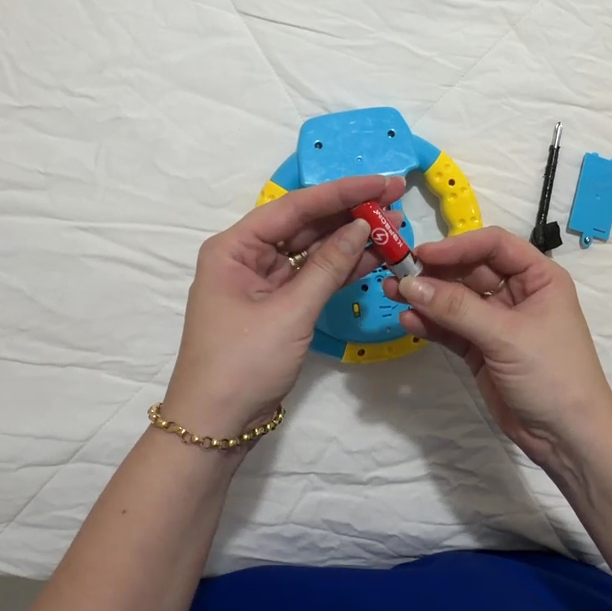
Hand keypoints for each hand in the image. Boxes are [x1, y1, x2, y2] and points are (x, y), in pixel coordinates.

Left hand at [163, 174, 406, 437]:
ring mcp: (263, 279)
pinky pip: (314, 274)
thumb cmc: (243, 363)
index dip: (343, 192)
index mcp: (235, 246)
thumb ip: (329, 265)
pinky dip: (343, 266)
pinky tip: (376, 256)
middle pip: (306, 223)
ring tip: (396, 226)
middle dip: (351, 212)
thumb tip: (363, 226)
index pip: (296, 207)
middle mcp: (247, 255)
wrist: (215, 428)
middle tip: (396, 199)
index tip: (383, 182)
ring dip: (353, 238)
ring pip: (314, 248)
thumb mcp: (290, 312)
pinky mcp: (278, 303)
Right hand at [386, 226, 611, 468]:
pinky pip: (452, 329)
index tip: (423, 253)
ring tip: (391, 294)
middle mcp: (518, 293)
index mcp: (539, 277)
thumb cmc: (552, 374)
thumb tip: (411, 284)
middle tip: (398, 273)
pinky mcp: (482, 350)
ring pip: (457, 300)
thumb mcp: (506, 336)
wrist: (569, 438)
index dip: (458, 245)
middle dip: (436, 271)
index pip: (494, 245)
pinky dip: (431, 325)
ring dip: (427, 297)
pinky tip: (408, 321)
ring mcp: (498, 322)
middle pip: (471, 269)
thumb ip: (457, 309)